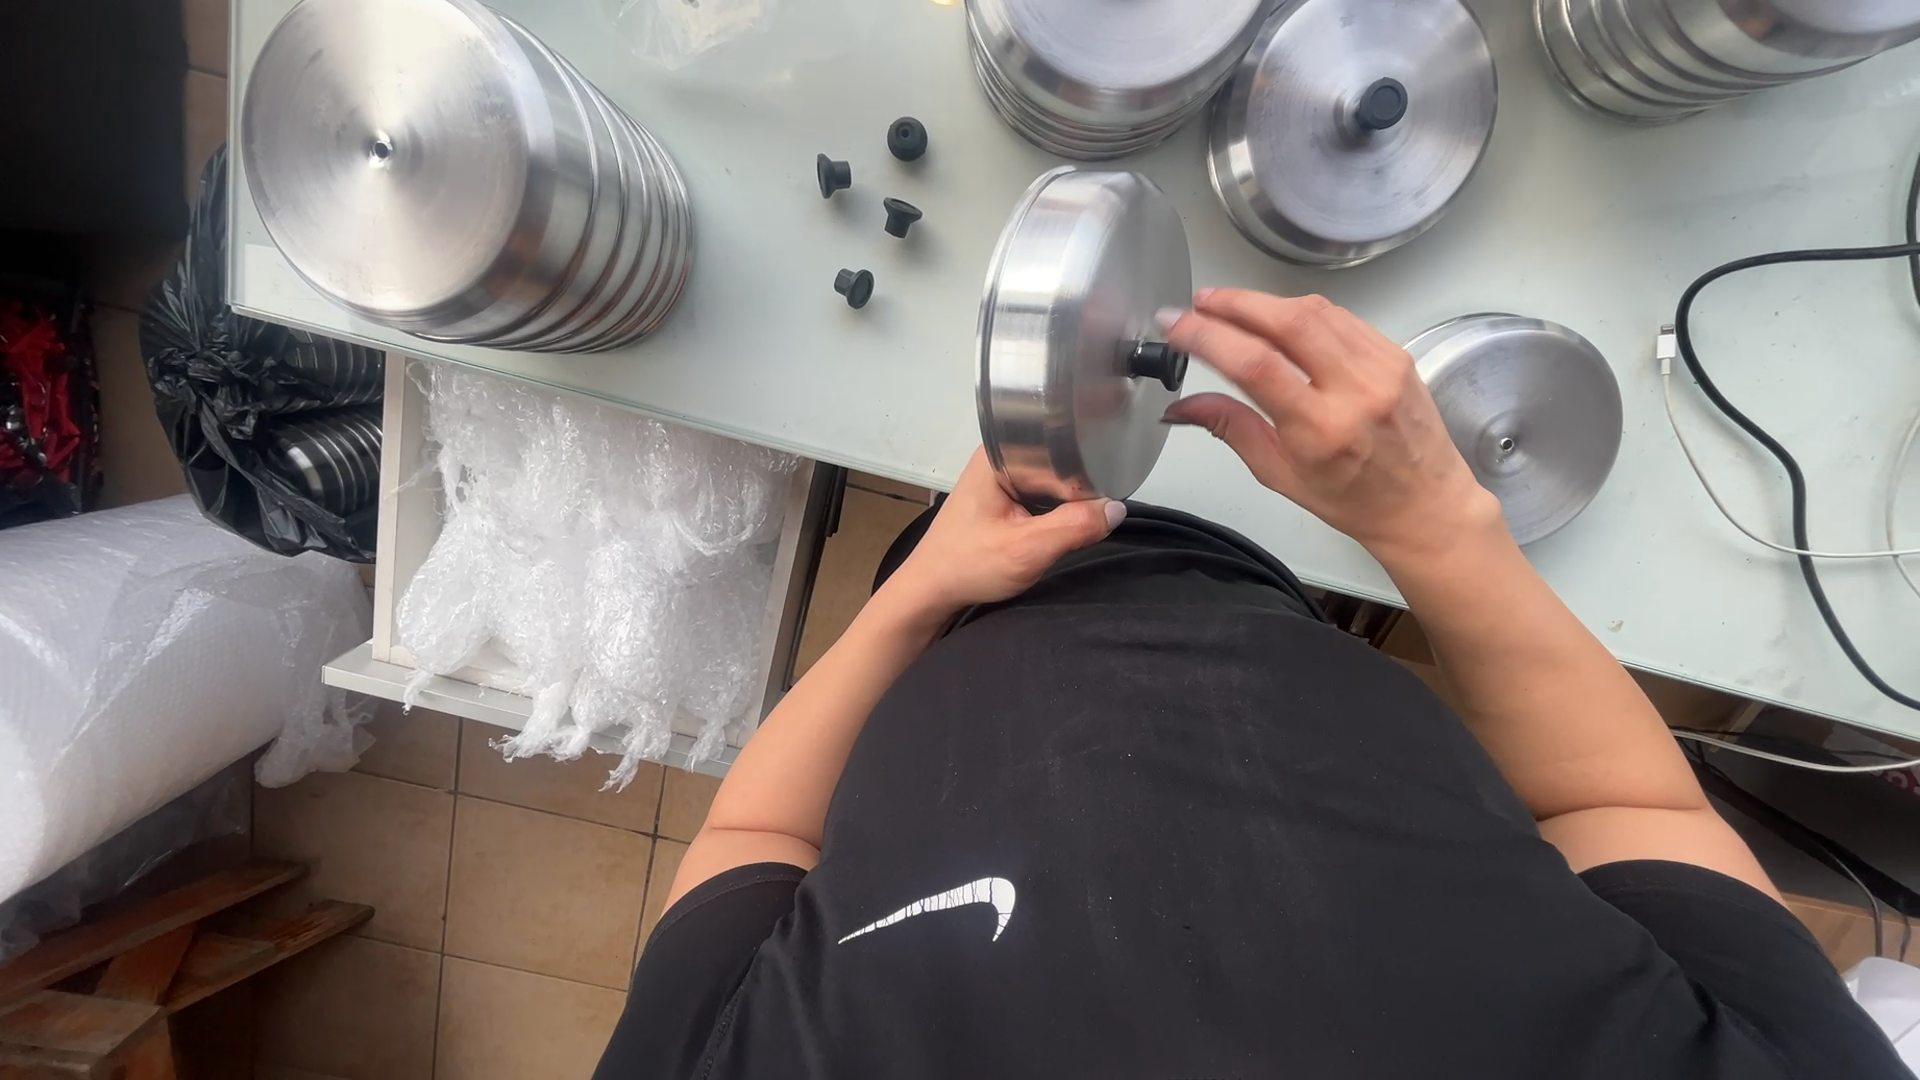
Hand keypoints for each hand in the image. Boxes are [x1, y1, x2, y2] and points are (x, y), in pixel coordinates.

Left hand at [881, 449, 1124, 618]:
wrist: (930, 593)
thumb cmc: (967, 566)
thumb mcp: (1027, 549)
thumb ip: (1073, 527)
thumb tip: (1117, 510)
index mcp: (997, 454)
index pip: (1057, 442)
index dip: (1087, 462)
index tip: (1113, 480)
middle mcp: (997, 458)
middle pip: (1057, 460)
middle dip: (1081, 482)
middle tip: (1105, 502)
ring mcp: (998, 479)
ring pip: (1051, 480)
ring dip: (1069, 499)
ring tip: (1091, 512)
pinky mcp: (1001, 500)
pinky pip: (1041, 496)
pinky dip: (1056, 509)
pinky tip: (1069, 521)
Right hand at [1161, 289, 1503, 565]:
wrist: (1424, 503)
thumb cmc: (1349, 499)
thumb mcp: (1277, 472)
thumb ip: (1230, 427)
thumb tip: (1180, 407)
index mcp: (1319, 429)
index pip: (1255, 365)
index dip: (1208, 336)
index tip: (1176, 325)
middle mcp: (1355, 390)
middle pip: (1288, 322)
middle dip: (1235, 304)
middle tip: (1198, 302)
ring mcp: (1381, 366)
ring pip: (1314, 310)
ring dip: (1264, 302)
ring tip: (1227, 305)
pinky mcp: (1395, 353)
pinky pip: (1340, 317)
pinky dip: (1299, 311)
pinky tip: (1274, 317)